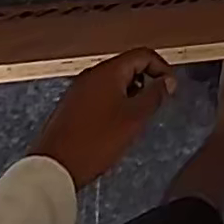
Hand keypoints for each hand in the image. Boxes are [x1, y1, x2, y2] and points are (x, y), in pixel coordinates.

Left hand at [31, 48, 176, 187]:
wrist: (53, 169)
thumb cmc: (96, 141)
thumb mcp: (134, 118)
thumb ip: (154, 95)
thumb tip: (167, 81)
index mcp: (108, 71)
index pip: (143, 55)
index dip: (162, 68)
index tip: (170, 89)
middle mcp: (92, 74)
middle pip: (128, 65)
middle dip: (146, 81)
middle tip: (155, 103)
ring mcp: (78, 89)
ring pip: (114, 81)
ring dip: (130, 93)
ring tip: (136, 117)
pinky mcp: (70, 105)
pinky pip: (99, 93)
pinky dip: (114, 101)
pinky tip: (115, 124)